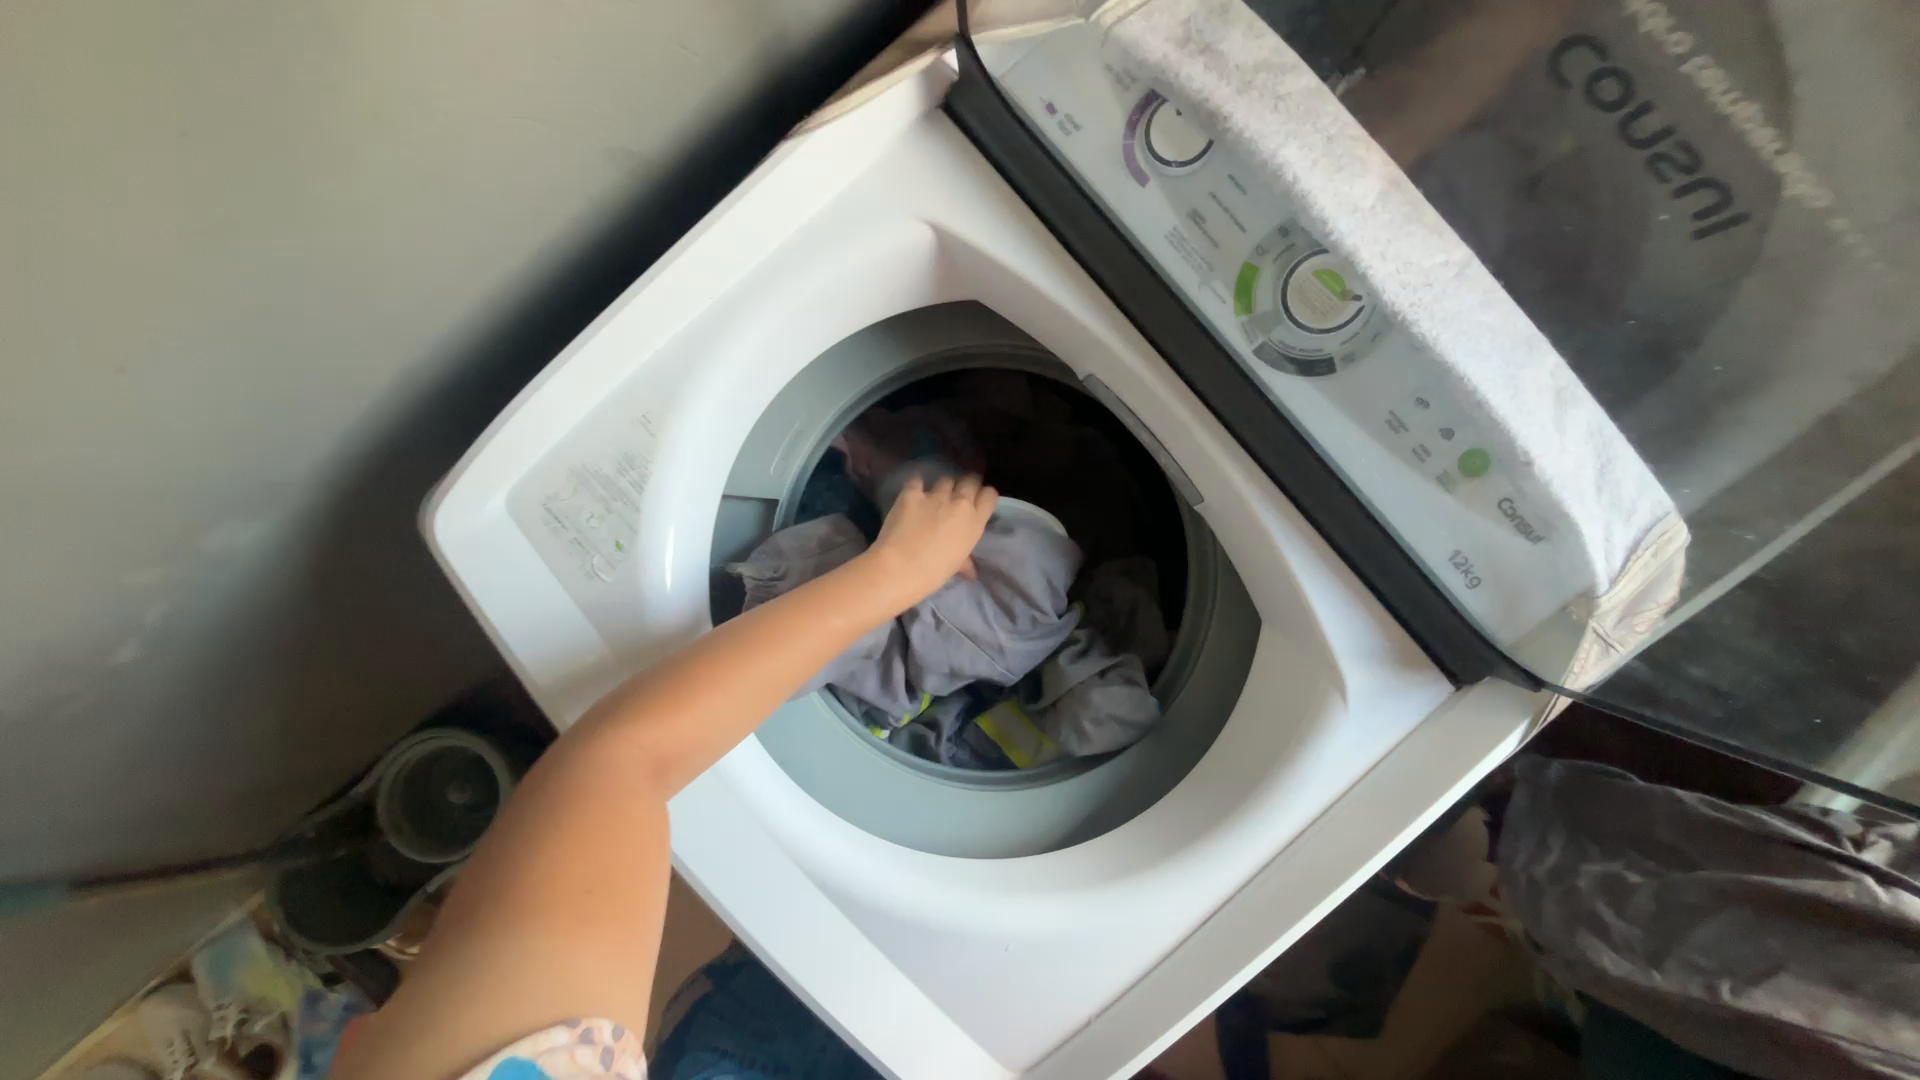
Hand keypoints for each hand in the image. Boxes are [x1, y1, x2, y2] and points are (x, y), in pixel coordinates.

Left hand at [860, 472, 997, 608]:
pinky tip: (914, 492)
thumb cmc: (933, 573)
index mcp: (974, 522)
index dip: (984, 496)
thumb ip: (966, 561)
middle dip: (967, 484)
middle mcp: (959, 503)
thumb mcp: (956, 566)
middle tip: (959, 494)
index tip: (978, 501)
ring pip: (946, 479)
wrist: (900, 568)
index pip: (990, 495)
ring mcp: (935, 496)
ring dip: (944, 486)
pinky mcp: (911, 493)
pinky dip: (917, 484)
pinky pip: (917, 480)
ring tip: (936, 495)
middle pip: (970, 480)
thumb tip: (970, 571)